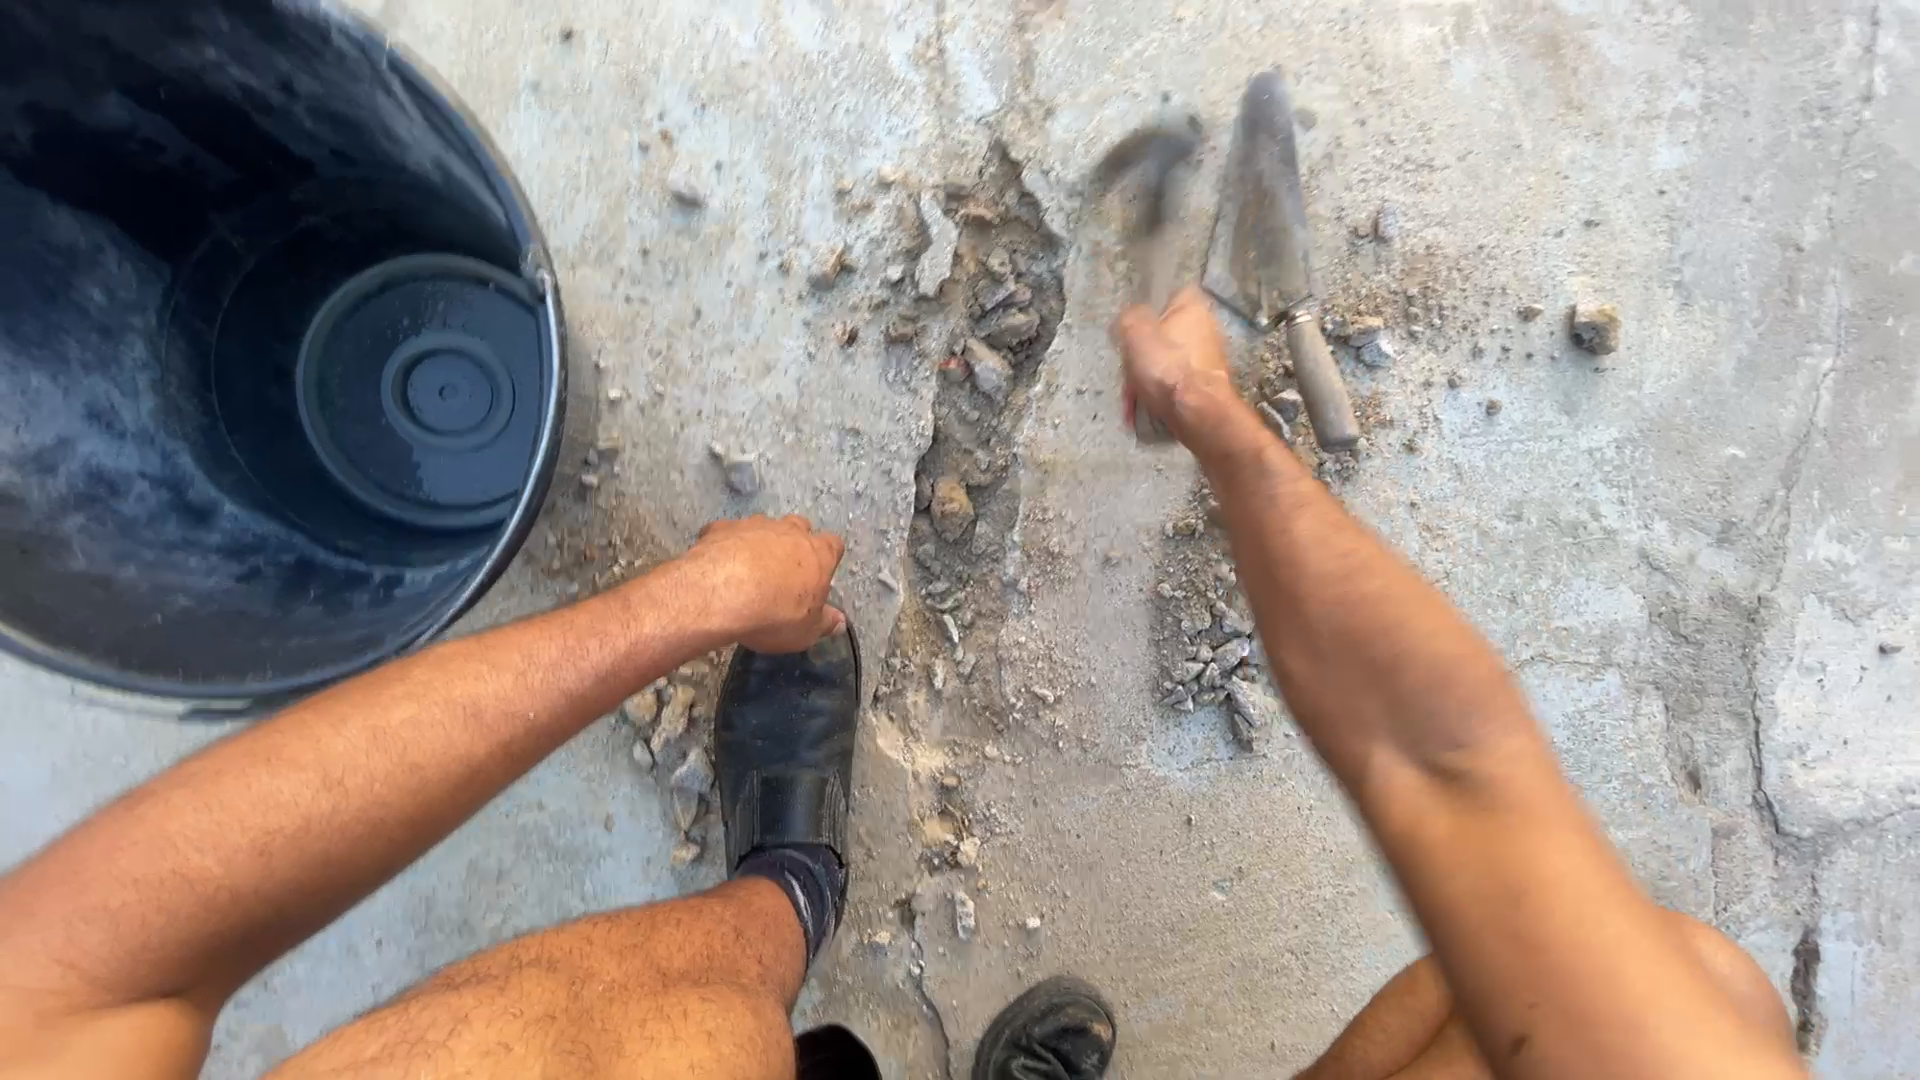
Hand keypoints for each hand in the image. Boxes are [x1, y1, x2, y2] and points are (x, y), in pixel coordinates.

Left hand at [679, 515, 846, 652]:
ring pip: (764, 526)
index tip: (818, 573)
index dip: (827, 557)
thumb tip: (840, 622)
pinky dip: (727, 544)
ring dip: (760, 542)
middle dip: (794, 542)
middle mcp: (791, 531)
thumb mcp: (807, 631)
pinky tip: (719, 563)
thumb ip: (825, 623)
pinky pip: (728, 532)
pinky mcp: (722, 527)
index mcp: (819, 553)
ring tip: (747, 568)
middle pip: (799, 527)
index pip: (834, 545)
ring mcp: (755, 525)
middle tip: (783, 569)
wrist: (722, 594)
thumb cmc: (776, 614)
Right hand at [1112, 285, 1237, 446]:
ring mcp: (1206, 358)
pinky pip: (1172, 383)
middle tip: (1127, 371)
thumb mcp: (1136, 333)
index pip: (1167, 294)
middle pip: (1161, 334)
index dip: (1145, 309)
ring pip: (1164, 362)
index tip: (1130, 328)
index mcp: (1192, 306)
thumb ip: (1127, 318)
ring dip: (1144, 379)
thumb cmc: (1167, 367)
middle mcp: (1205, 327)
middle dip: (1139, 355)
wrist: (1197, 413)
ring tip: (1131, 398)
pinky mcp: (1203, 384)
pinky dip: (1157, 394)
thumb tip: (1127, 320)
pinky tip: (1142, 408)